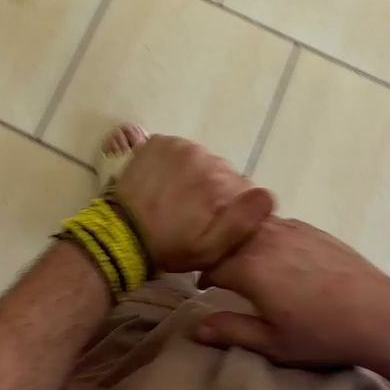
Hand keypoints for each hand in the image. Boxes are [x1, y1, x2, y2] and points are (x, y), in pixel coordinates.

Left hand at [114, 136, 274, 272]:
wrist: (121, 234)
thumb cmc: (170, 246)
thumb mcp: (211, 248)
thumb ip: (243, 221)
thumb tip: (268, 195)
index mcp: (219, 181)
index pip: (242, 187)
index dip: (231, 207)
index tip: (213, 221)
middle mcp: (203, 155)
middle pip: (221, 171)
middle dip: (214, 189)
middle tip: (193, 212)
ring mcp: (178, 144)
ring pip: (201, 159)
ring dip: (195, 174)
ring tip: (177, 197)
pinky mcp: (158, 141)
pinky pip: (178, 149)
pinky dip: (176, 163)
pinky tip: (165, 183)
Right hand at [194, 216, 389, 369]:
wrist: (376, 312)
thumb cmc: (321, 333)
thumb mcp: (273, 343)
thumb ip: (232, 331)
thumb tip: (196, 327)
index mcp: (250, 266)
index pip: (211, 262)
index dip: (202, 276)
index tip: (203, 289)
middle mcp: (265, 239)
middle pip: (230, 237)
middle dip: (220, 251)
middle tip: (219, 272)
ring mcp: (289, 228)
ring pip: (253, 226)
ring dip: (242, 239)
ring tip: (246, 260)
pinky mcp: (310, 227)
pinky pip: (276, 223)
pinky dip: (266, 234)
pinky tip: (277, 253)